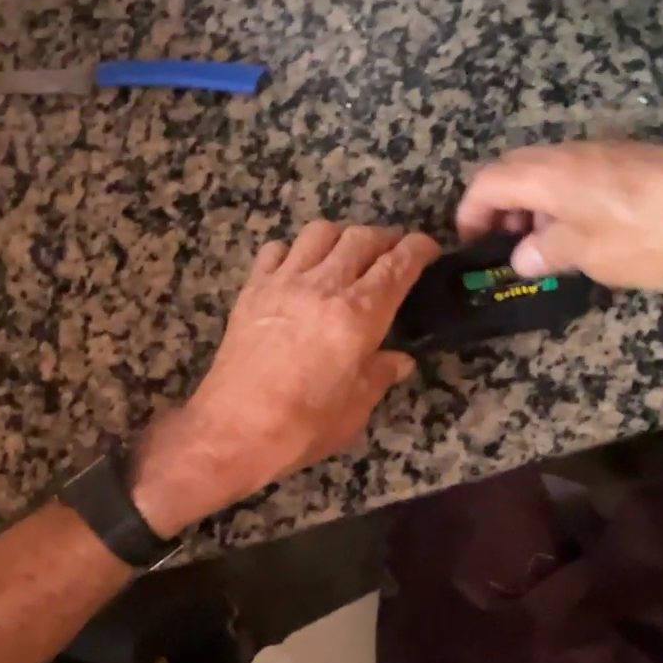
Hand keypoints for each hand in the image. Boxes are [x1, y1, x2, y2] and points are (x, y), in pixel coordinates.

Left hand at [131, 223, 439, 534]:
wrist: (233, 430)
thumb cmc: (302, 427)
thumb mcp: (355, 409)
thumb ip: (380, 375)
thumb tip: (399, 361)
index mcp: (359, 314)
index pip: (398, 263)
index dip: (419, 248)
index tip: (429, 250)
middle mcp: (323, 286)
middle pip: (361, 237)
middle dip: (385, 239)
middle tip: (393, 253)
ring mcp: (283, 283)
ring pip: (319, 232)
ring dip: (341, 237)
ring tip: (346, 255)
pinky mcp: (252, 291)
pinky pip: (276, 250)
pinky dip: (294, 251)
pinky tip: (299, 271)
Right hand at [455, 142, 662, 292]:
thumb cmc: (652, 235)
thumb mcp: (588, 254)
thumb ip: (546, 252)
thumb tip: (522, 256)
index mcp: (552, 174)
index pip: (489, 181)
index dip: (470, 212)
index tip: (468, 246)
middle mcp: (574, 155)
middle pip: (517, 172)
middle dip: (499, 209)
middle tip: (503, 249)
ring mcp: (609, 156)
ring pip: (550, 175)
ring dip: (533, 209)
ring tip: (542, 250)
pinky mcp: (636, 165)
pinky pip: (580, 179)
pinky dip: (564, 205)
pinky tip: (583, 237)